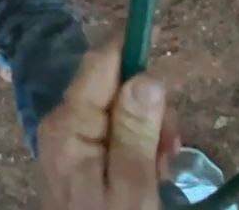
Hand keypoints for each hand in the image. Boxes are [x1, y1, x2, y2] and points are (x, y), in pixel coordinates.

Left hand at [38, 46, 181, 209]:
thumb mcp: (132, 191)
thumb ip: (136, 133)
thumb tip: (148, 76)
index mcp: (69, 123)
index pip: (99, 63)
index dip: (131, 50)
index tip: (163, 47)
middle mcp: (63, 121)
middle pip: (112, 85)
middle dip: (149, 104)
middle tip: (175, 146)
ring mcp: (70, 139)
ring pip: (118, 109)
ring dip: (149, 129)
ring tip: (167, 168)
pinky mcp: (80, 157)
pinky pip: (113, 133)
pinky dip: (138, 145)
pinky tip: (154, 172)